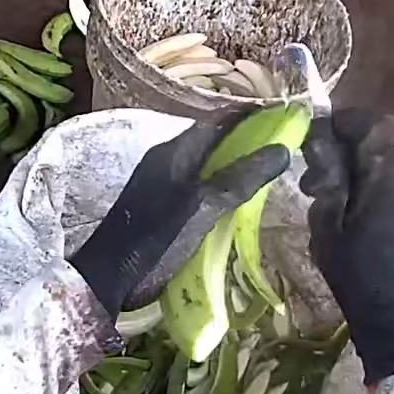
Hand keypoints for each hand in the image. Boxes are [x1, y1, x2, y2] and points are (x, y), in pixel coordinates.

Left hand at [70, 120, 289, 314]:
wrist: (109, 278)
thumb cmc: (155, 240)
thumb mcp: (203, 207)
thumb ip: (240, 179)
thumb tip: (281, 149)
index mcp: (173, 153)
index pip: (217, 121)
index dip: (250, 115)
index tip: (284, 115)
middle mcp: (167, 162)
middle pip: (212, 142)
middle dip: (246, 140)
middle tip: (284, 145)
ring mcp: (162, 185)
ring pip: (206, 166)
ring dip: (234, 165)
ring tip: (270, 170)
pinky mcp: (162, 208)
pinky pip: (199, 188)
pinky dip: (221, 188)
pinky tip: (240, 201)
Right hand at [301, 109, 393, 382]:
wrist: (384, 306)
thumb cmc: (350, 267)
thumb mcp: (327, 222)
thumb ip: (326, 178)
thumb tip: (320, 140)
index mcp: (383, 180)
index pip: (371, 128)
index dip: (342, 122)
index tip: (314, 131)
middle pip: (370, 146)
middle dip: (336, 150)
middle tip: (307, 173)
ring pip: (372, 166)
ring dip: (343, 170)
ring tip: (315, 194)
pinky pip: (378, 183)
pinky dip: (355, 185)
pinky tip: (335, 208)